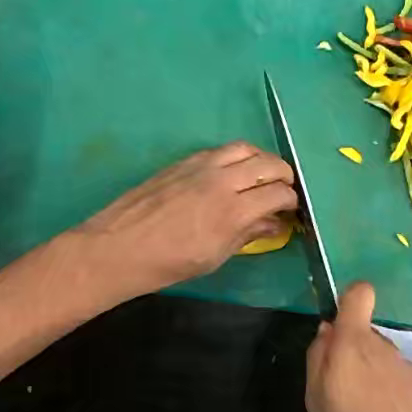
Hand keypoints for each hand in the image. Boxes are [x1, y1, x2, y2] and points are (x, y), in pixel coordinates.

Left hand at [72, 141, 296, 302]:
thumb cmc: (169, 263)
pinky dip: (236, 158)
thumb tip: (274, 224)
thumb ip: (248, 235)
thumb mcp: (214, 257)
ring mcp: (201, 166)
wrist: (120, 247)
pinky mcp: (184, 161)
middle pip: (268, 163)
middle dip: (283, 176)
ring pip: (245, 149)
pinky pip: (220, 151)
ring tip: (261, 176)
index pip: (278, 193)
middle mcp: (222, 180)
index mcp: (233, 210)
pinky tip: (232, 174)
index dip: (291, 201)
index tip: (290, 210)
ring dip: (261, 159)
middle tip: (283, 190)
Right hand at [305, 282, 411, 411]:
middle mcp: (385, 347)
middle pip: (364, 333)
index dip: (348, 301)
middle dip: (349, 351)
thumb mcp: (315, 398)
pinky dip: (385, 392)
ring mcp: (406, 368)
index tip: (336, 327)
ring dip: (367, 374)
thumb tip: (327, 330)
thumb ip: (318, 358)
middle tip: (336, 390)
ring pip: (380, 358)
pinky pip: (394, 378)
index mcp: (355, 342)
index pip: (359, 294)